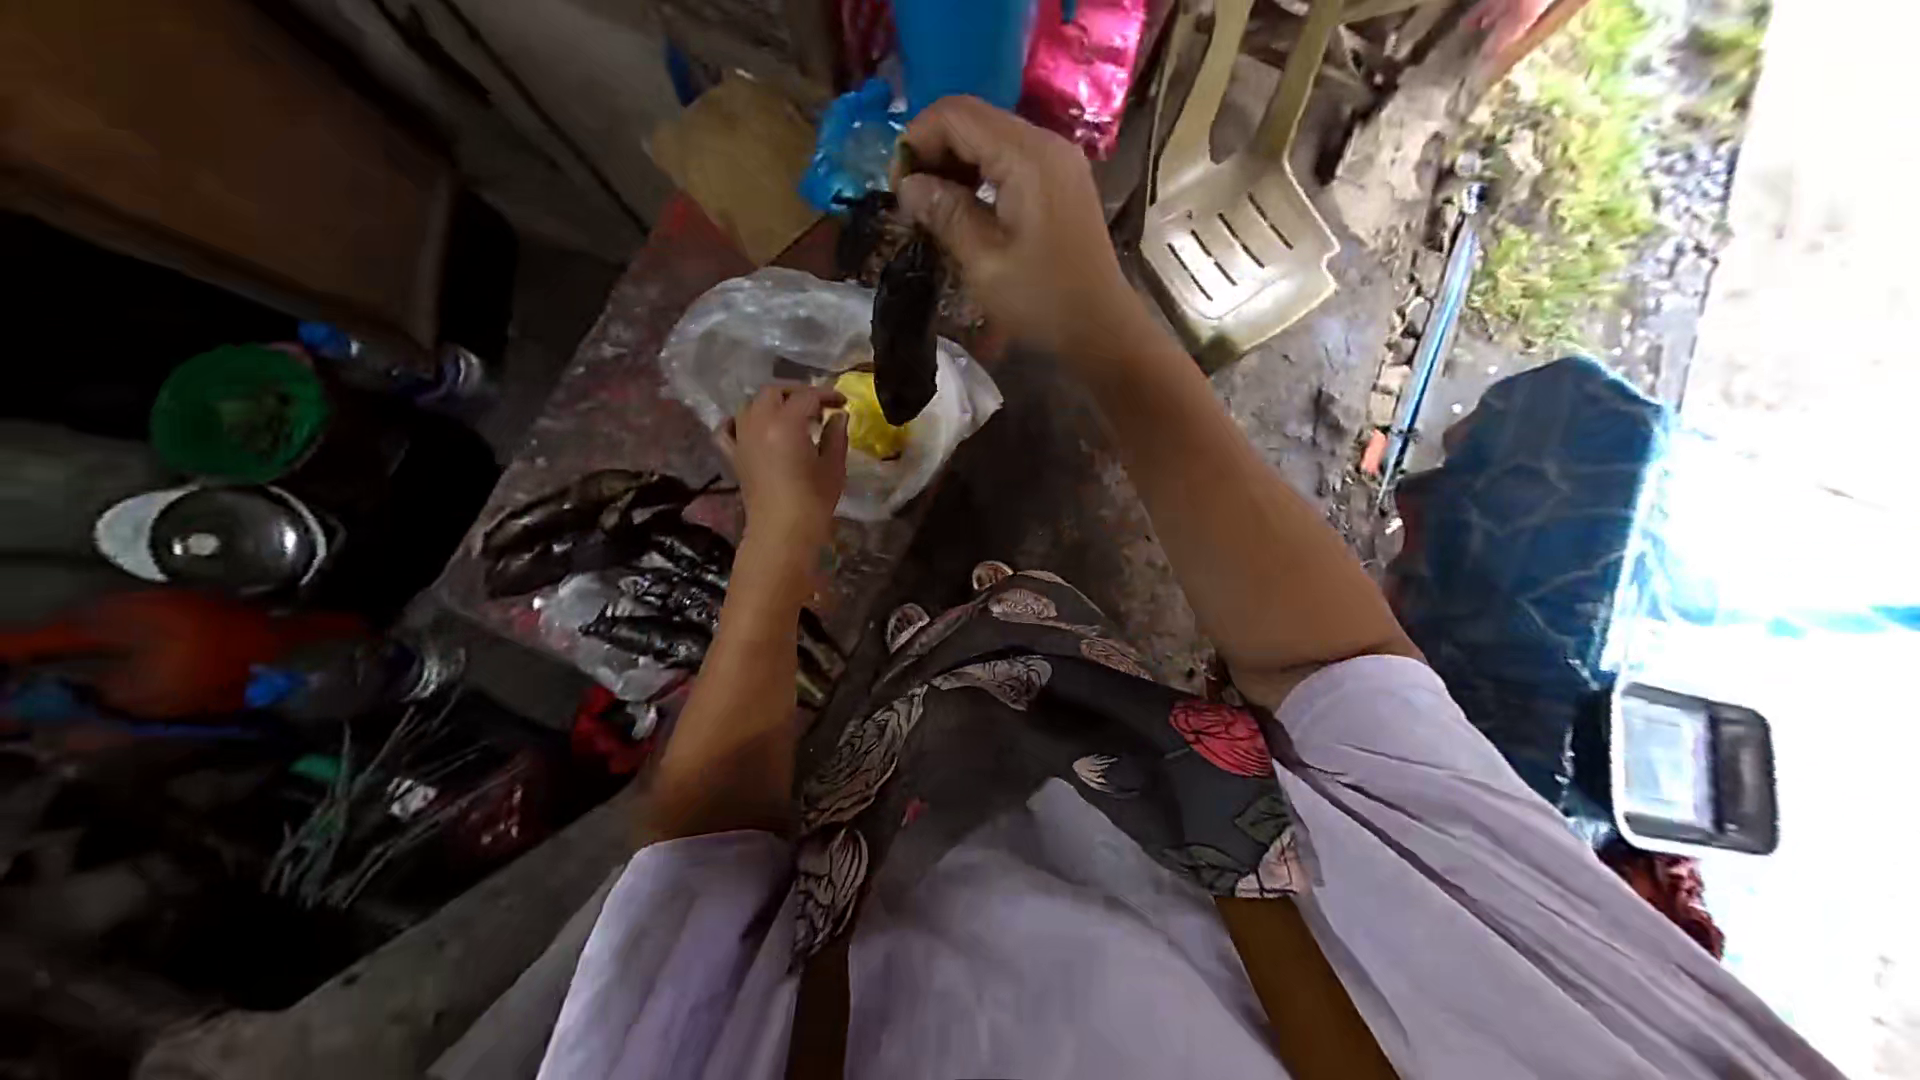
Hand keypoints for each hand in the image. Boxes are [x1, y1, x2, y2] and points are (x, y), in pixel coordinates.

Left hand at [723, 384, 848, 554]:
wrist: (782, 533)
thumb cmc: (813, 501)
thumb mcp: (833, 466)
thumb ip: (836, 435)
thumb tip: (839, 416)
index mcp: (786, 423)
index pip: (807, 396)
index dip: (827, 395)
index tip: (842, 402)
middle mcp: (758, 423)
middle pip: (773, 392)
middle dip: (796, 393)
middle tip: (817, 405)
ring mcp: (741, 438)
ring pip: (751, 405)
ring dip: (771, 403)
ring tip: (791, 415)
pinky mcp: (733, 455)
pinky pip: (728, 428)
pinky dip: (738, 421)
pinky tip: (752, 426)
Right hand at [895, 96, 1157, 363]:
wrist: (1101, 329)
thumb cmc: (1042, 302)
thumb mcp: (984, 264)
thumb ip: (945, 214)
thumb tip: (908, 185)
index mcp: (1027, 157)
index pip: (956, 114)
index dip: (916, 140)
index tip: (896, 186)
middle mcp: (1046, 144)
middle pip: (975, 119)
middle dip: (934, 150)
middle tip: (910, 199)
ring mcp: (1058, 161)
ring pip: (992, 137)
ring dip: (955, 163)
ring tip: (933, 206)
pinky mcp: (1062, 181)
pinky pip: (1011, 159)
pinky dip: (981, 174)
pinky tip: (966, 208)